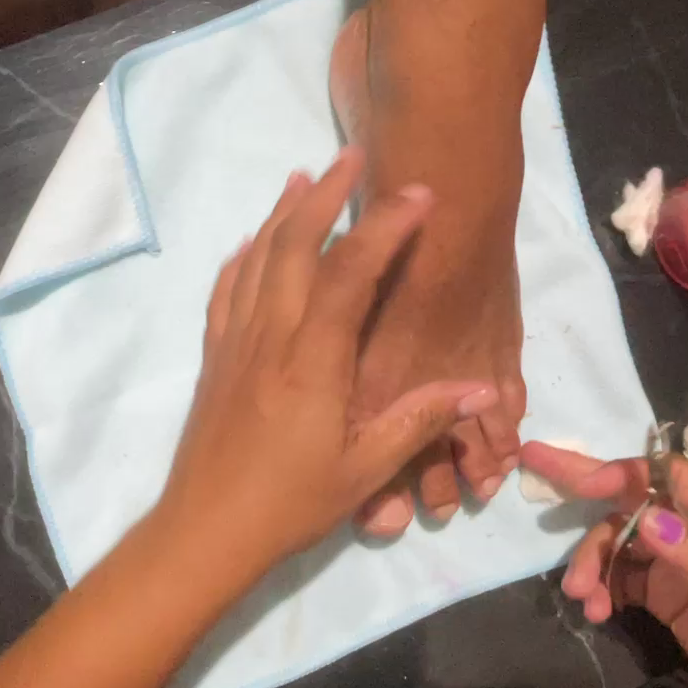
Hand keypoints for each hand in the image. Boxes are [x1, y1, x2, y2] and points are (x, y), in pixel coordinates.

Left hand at [156, 149, 498, 572]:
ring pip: (256, 261)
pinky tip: (251, 244)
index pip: (351, 274)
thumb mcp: (363, 471)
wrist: (205, 532)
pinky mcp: (214, 360)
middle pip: (294, 248)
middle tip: (351, 156)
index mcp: (312, 362)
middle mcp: (270, 338)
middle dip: (324, 195)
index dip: (385, 228)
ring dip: (281, 215)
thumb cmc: (289, 506)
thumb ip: (419, 422)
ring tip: (303, 178)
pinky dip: (242, 259)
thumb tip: (483, 388)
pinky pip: (225, 293)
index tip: (417, 192)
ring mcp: (235, 345)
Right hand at [519, 443, 687, 687]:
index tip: (578, 484)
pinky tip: (594, 612)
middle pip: (632, 504)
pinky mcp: (668, 597)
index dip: (621, 474)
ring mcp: (681, 564)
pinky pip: (620, 581)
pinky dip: (600, 591)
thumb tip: (648, 519)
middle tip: (535, 483)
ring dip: (593, 563)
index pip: (669, 477)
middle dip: (587, 505)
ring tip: (580, 597)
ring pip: (619, 543)